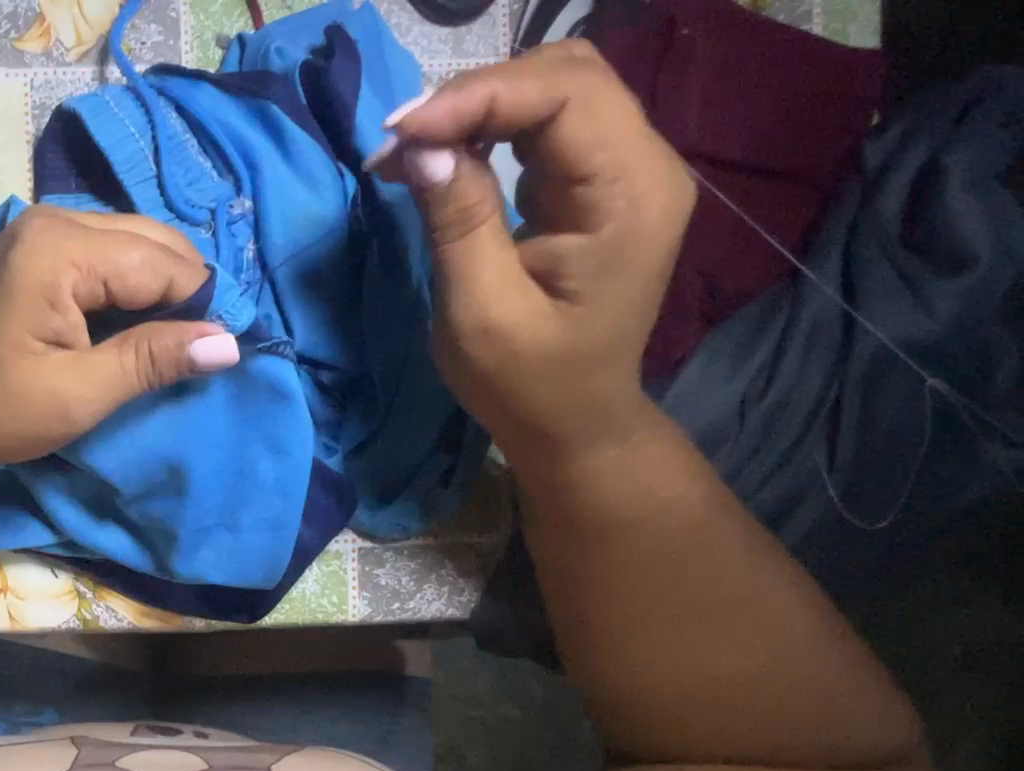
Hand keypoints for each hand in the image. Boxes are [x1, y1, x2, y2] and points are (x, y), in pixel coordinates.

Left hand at [0, 205, 239, 474]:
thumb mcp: (76, 395)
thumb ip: (151, 361)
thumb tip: (228, 344)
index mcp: (62, 249)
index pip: (164, 263)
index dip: (199, 308)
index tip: (211, 358)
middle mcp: (53, 219)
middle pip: (153, 241)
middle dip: (182, 294)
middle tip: (187, 354)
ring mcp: (40, 228)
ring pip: (133, 244)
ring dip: (158, 291)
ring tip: (159, 346)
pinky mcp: (34, 248)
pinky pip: (105, 254)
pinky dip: (128, 288)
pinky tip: (127, 328)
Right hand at [373, 41, 696, 473]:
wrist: (571, 422)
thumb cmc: (528, 382)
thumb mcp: (481, 312)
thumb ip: (457, 221)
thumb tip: (419, 147)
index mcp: (631, 195)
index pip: (565, 95)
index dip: (477, 97)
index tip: (399, 133)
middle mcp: (643, 166)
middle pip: (566, 76)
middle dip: (475, 94)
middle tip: (399, 140)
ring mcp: (622, 172)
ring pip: (553, 91)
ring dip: (476, 107)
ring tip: (409, 149)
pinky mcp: (593, 186)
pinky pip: (542, 127)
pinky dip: (485, 130)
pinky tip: (440, 157)